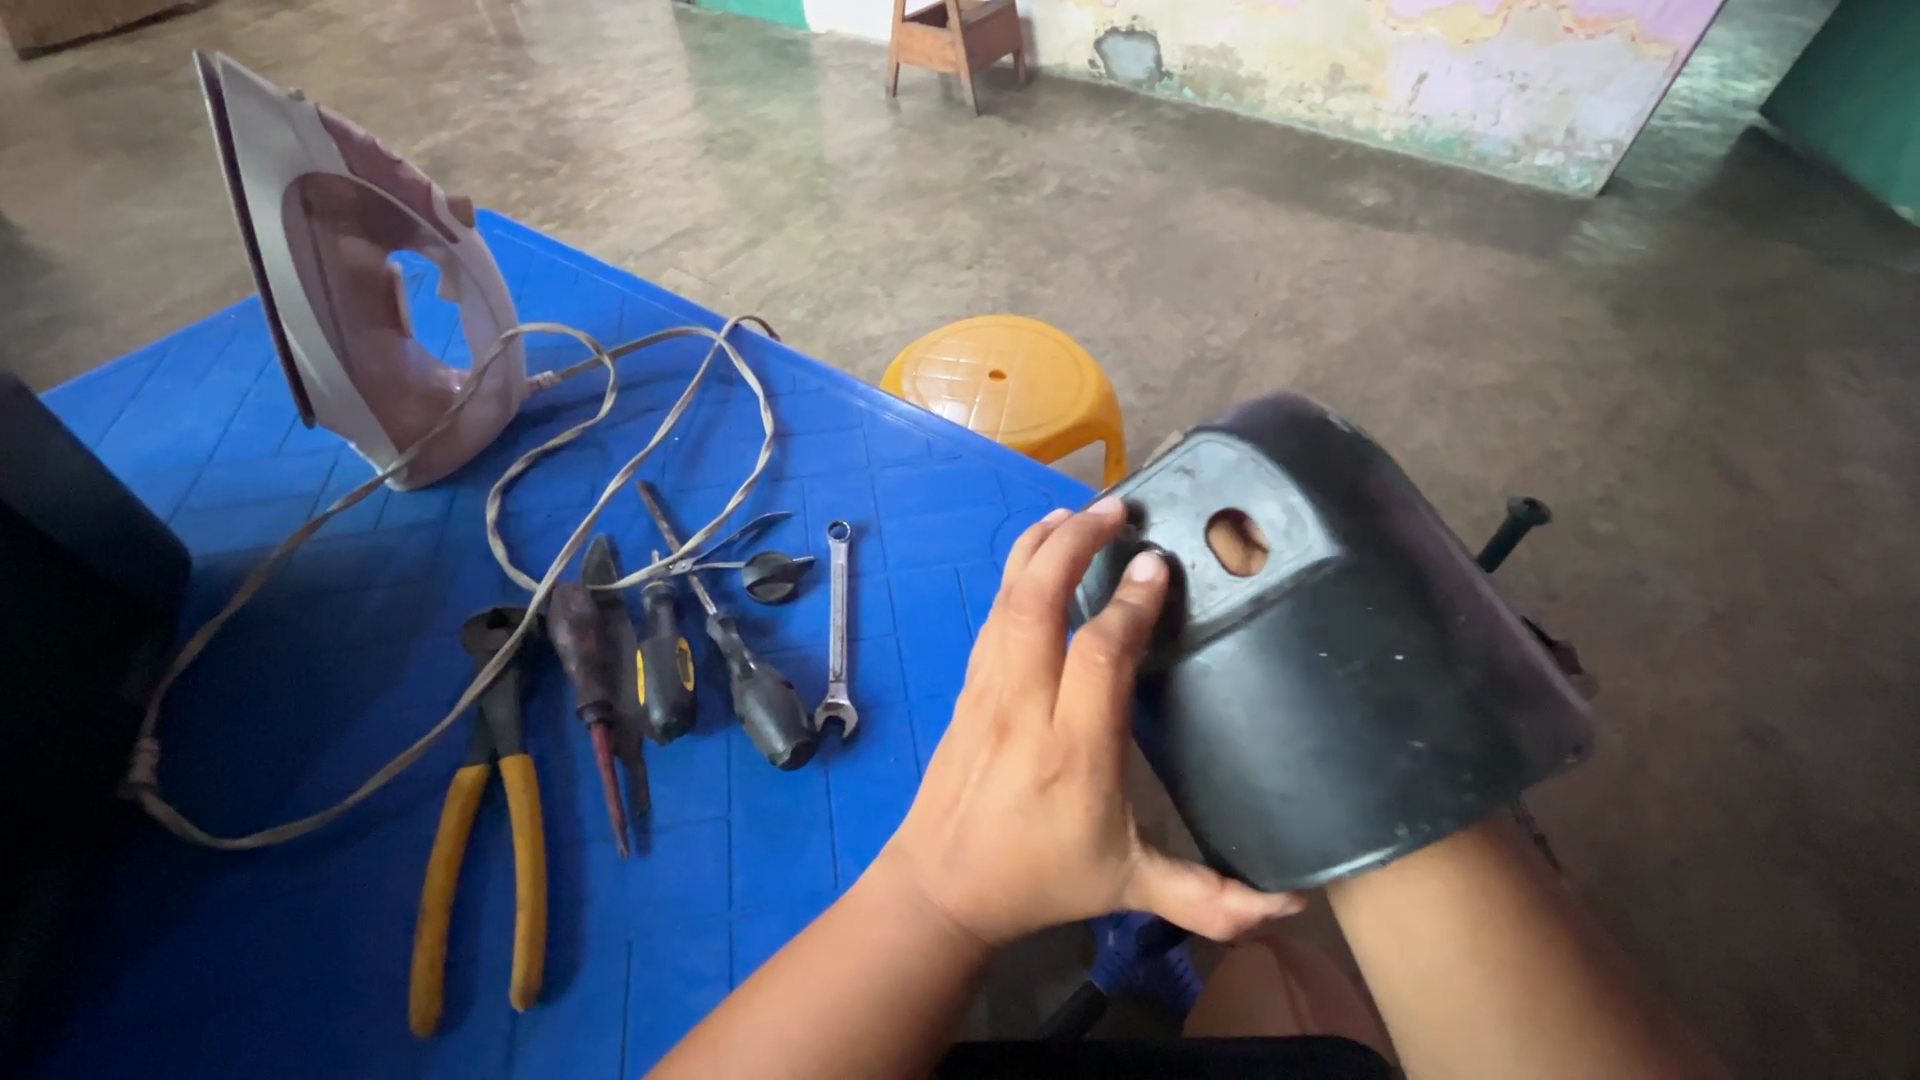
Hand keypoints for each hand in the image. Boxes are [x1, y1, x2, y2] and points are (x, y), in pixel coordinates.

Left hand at [874, 497, 1303, 948]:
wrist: (942, 884)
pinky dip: (1013, 574)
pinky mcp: (968, 687)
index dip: (1129, 605)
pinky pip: (992, 617)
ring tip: (1076, 512)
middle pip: (1040, 604)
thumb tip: (1293, 906)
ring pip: (1008, 602)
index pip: (1099, 656)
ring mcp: (988, 691)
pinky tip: (1034, 552)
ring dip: (1040, 548)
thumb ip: (1210, 898)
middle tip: (1116, 508)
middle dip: (1075, 546)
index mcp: (1073, 751)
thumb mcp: (1128, 889)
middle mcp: (1025, 706)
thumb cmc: (1039, 879)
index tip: (1158, 564)